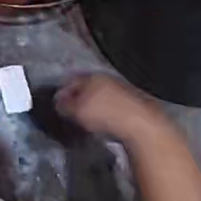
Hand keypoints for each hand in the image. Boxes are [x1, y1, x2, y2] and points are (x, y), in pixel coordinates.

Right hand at [54, 72, 174, 142]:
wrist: (142, 125)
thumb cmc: (104, 114)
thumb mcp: (76, 111)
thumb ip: (64, 105)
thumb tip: (58, 101)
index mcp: (91, 76)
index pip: (70, 80)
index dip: (61, 92)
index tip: (58, 105)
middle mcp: (107, 77)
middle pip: (87, 86)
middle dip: (78, 97)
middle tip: (72, 111)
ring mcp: (123, 88)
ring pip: (101, 94)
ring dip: (94, 104)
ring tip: (88, 118)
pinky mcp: (135, 101)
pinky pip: (114, 103)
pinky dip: (107, 110)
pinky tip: (105, 120)